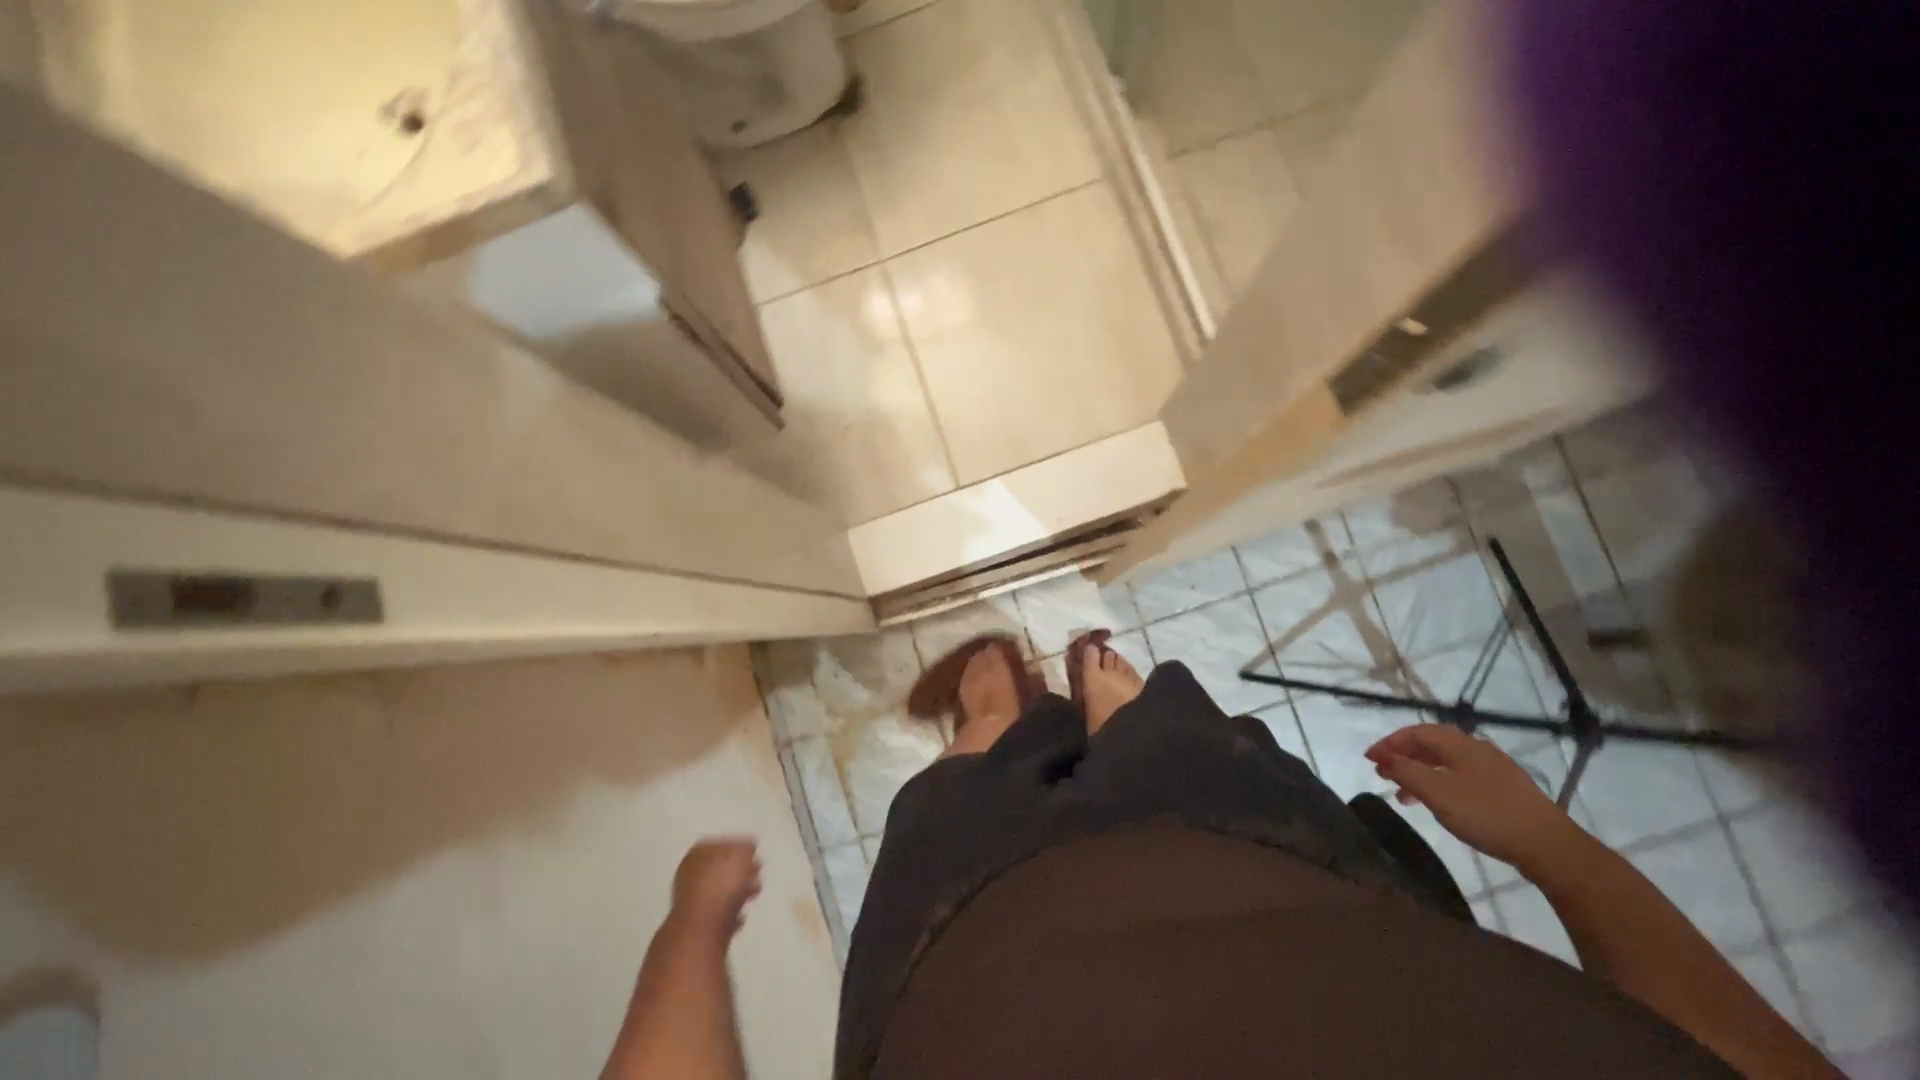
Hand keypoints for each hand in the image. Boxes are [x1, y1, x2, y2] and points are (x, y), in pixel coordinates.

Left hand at [671, 839, 762, 941]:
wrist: (703, 928)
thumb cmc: (722, 884)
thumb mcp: (741, 855)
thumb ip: (746, 848)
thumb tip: (748, 848)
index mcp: (698, 854)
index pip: (721, 844)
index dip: (739, 847)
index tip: (755, 852)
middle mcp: (690, 874)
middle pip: (720, 868)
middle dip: (741, 870)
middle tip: (758, 871)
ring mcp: (692, 900)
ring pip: (721, 891)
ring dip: (740, 891)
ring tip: (756, 892)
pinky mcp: (699, 924)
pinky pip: (719, 913)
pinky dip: (731, 912)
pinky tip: (743, 915)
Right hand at [1365, 725, 1581, 869]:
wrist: (1547, 844)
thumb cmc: (1486, 814)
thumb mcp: (1437, 793)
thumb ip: (1406, 771)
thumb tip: (1382, 756)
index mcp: (1460, 745)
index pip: (1417, 732)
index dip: (1390, 742)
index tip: (1369, 759)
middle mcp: (1477, 749)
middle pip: (1432, 745)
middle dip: (1404, 757)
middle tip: (1382, 774)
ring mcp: (1494, 769)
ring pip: (1447, 763)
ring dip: (1420, 773)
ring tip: (1403, 796)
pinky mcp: (1504, 789)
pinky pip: (1461, 777)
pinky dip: (1440, 785)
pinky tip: (1438, 804)